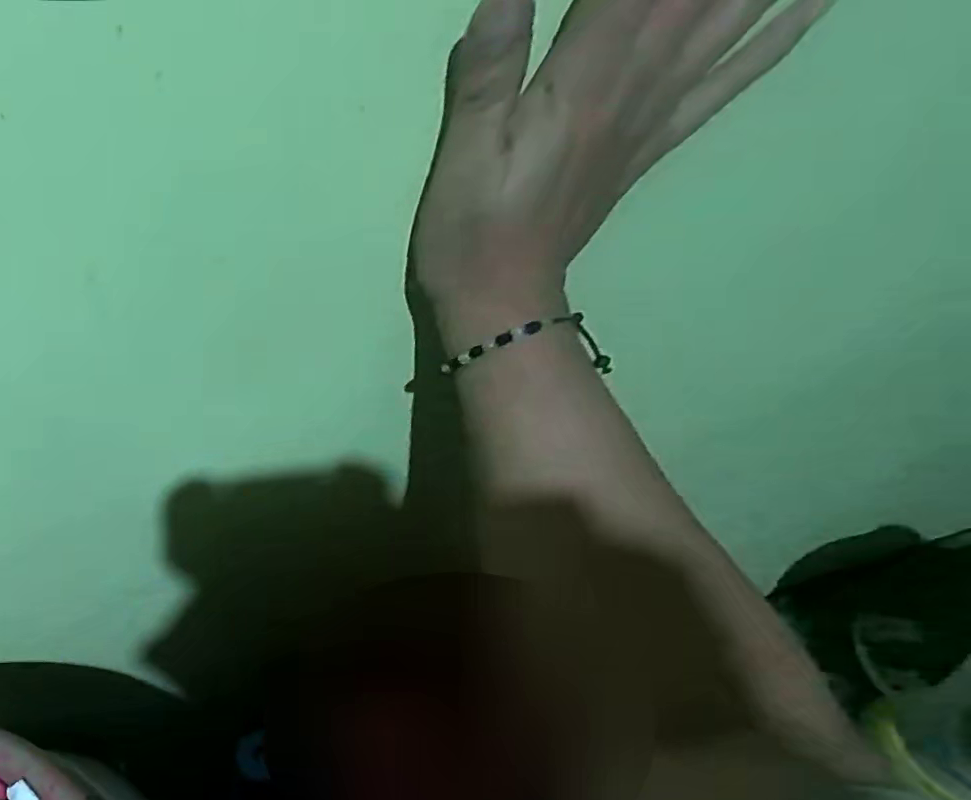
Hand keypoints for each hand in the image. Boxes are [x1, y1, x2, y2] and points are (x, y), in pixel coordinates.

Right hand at [411, 0, 833, 338]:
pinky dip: (781, 34)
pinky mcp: (653, 143)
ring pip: (735, 14)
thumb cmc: (468, 231)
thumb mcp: (459, 158)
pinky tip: (815, 0)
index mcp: (583, 81)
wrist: (499, 296)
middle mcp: (636, 83)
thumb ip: (486, 76)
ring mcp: (653, 114)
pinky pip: (733, 80)